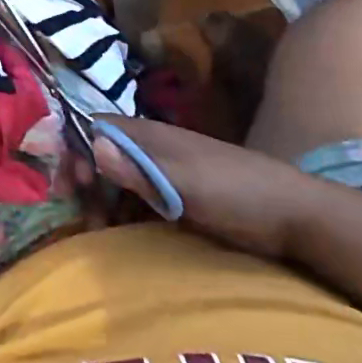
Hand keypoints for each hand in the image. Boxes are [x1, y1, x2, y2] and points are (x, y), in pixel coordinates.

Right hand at [91, 115, 315, 259]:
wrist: (291, 214)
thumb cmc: (237, 192)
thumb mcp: (187, 184)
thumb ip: (140, 167)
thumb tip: (93, 143)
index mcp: (150, 135)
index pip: (95, 128)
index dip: (76, 150)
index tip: (70, 187)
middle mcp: (152, 147)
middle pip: (101, 154)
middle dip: (86, 182)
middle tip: (87, 219)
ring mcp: (165, 171)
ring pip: (117, 178)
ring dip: (103, 202)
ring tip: (101, 231)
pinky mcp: (176, 194)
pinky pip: (136, 198)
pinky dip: (123, 213)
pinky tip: (122, 234)